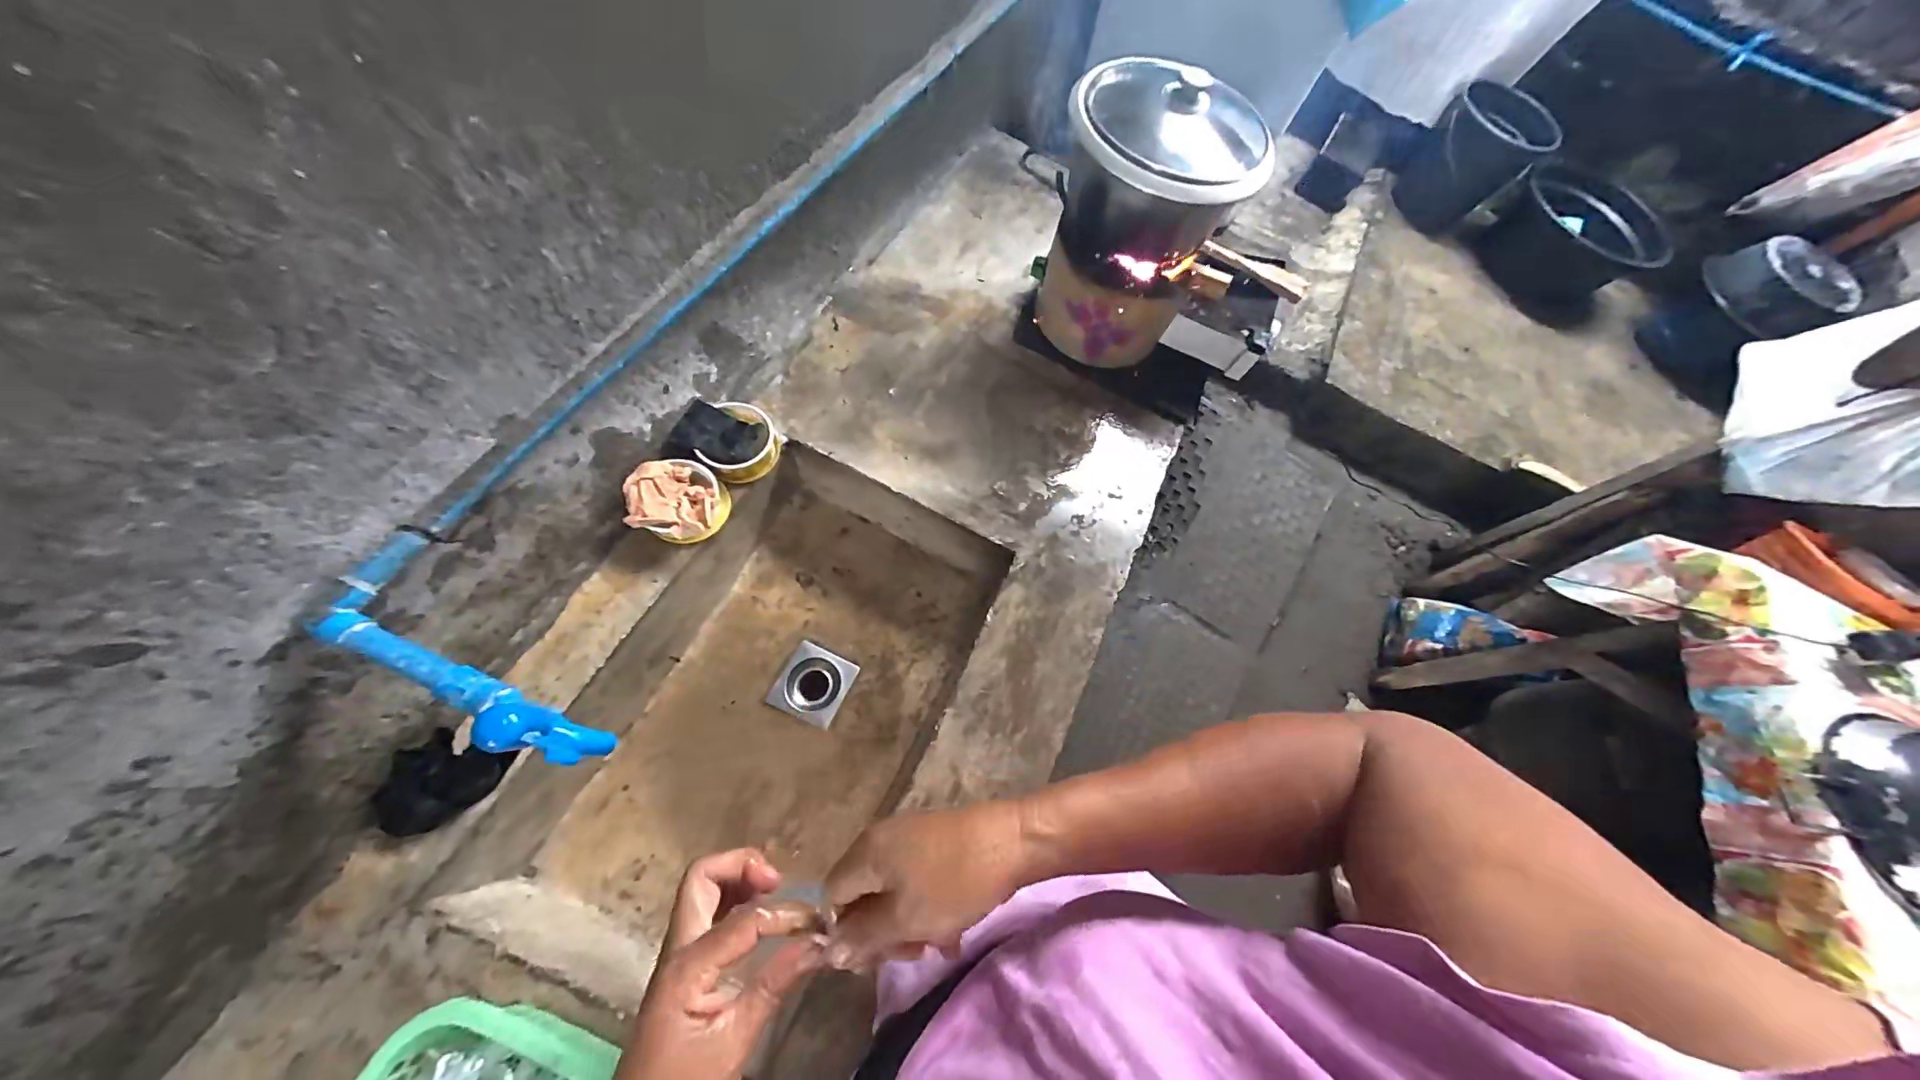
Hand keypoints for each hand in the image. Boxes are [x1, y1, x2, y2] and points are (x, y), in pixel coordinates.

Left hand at [619, 849, 823, 1079]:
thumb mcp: (734, 1041)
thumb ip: (773, 987)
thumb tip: (817, 944)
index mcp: (687, 967)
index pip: (743, 919)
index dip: (783, 914)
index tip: (815, 925)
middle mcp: (677, 947)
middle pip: (701, 877)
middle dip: (742, 865)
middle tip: (778, 882)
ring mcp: (677, 951)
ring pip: (701, 887)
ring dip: (738, 876)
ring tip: (773, 890)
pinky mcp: (683, 960)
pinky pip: (706, 909)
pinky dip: (734, 896)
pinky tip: (760, 913)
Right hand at [824, 800, 1029, 970]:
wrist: (1015, 840)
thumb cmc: (955, 882)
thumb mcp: (907, 919)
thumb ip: (864, 936)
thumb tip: (829, 950)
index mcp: (866, 851)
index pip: (832, 896)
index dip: (846, 931)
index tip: (875, 957)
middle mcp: (882, 838)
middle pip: (862, 895)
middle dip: (883, 931)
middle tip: (913, 952)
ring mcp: (911, 837)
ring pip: (893, 892)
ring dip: (909, 924)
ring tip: (939, 943)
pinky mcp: (936, 842)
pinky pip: (917, 881)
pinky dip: (928, 907)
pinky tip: (952, 930)